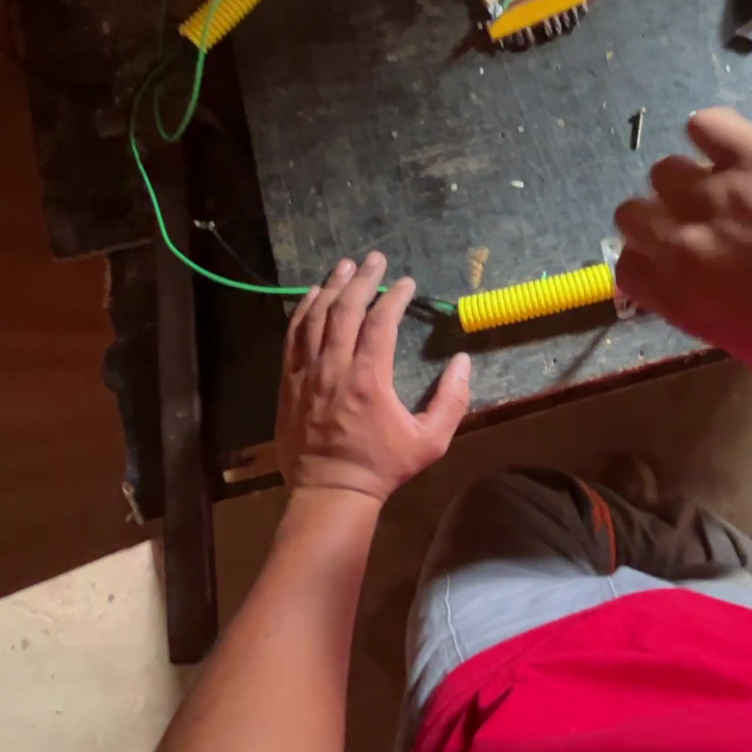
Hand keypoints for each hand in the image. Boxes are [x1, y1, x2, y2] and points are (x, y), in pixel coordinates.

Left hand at [276, 252, 471, 501]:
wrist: (331, 493)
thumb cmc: (383, 466)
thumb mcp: (430, 441)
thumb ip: (452, 400)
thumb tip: (462, 362)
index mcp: (369, 379)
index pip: (380, 323)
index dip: (394, 297)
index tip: (406, 283)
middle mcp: (334, 368)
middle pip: (345, 310)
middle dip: (362, 280)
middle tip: (375, 259)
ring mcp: (307, 374)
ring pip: (315, 318)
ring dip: (331, 287)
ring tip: (345, 266)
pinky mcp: (289, 383)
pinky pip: (292, 337)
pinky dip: (302, 311)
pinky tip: (313, 296)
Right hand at [613, 108, 751, 382]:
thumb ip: (706, 311)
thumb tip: (691, 284)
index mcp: (686, 300)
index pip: (628, 269)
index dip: (646, 261)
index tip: (670, 258)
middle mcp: (686, 245)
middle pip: (631, 214)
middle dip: (656, 219)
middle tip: (698, 220)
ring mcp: (719, 193)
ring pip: (664, 170)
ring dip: (687, 179)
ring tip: (729, 184)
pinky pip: (705, 124)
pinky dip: (713, 135)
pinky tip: (741, 150)